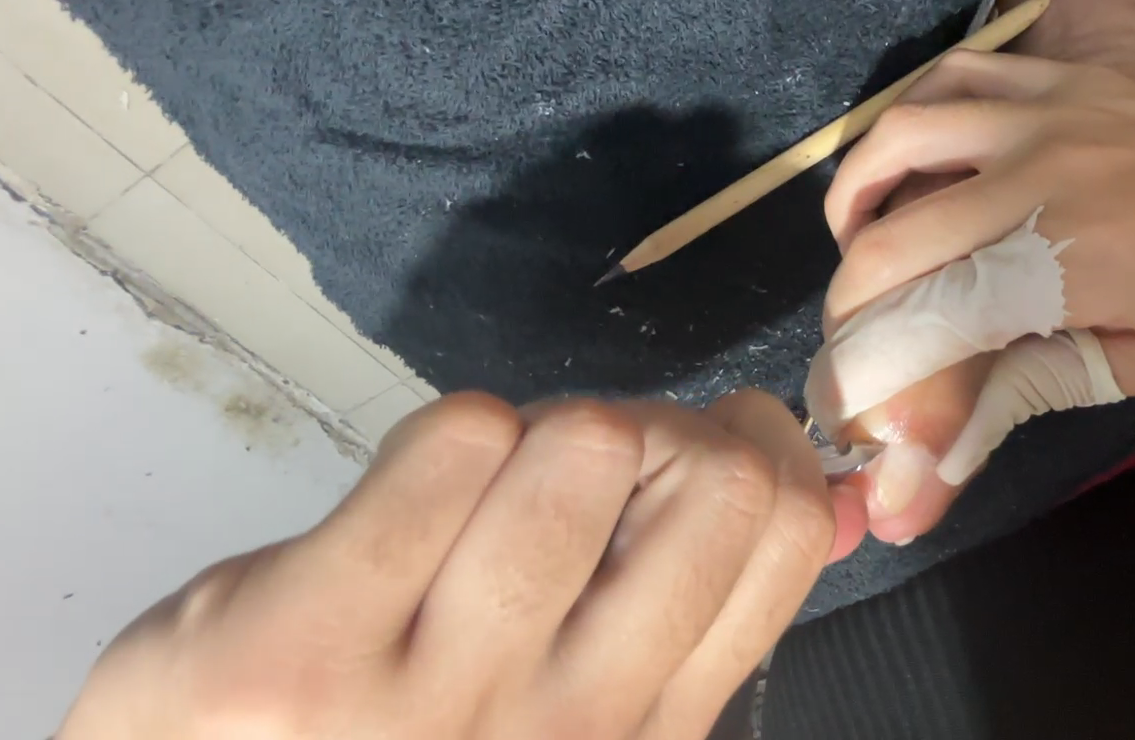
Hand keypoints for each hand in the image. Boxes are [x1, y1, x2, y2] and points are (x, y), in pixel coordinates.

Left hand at [59, 391, 855, 739]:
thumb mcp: (593, 707)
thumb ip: (704, 606)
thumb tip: (840, 493)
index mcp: (652, 728)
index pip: (781, 528)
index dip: (765, 443)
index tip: (711, 434)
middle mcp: (572, 724)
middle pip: (711, 473)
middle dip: (659, 424)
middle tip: (590, 460)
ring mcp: (429, 698)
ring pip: (585, 440)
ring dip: (544, 429)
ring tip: (486, 490)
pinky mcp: (295, 646)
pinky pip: (459, 437)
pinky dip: (449, 435)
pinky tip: (399, 506)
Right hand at [807, 53, 1134, 543]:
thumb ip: (1024, 386)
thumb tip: (934, 451)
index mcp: (1069, 264)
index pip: (922, 314)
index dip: (869, 361)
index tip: (851, 394)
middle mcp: (1044, 175)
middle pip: (893, 234)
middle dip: (849, 294)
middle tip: (852, 326)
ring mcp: (1056, 113)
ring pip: (904, 130)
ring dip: (857, 187)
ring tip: (857, 231)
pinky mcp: (1075, 80)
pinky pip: (965, 73)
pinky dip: (915, 109)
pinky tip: (915, 148)